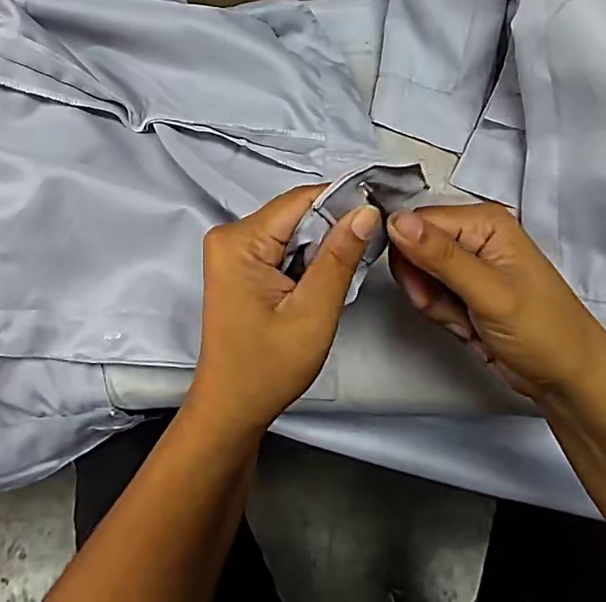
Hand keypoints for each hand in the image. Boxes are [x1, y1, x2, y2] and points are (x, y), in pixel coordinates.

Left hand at [185, 186, 377, 434]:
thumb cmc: (266, 368)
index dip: (340, 201)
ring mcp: (231, 249)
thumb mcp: (313, 313)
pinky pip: (279, 243)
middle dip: (331, 227)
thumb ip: (339, 258)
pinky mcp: (238, 263)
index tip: (376, 211)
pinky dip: (304, 256)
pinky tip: (318, 279)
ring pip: (290, 227)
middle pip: (294, 212)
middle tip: (364, 250)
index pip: (299, 200)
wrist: (231, 405)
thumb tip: (363, 213)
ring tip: (341, 271)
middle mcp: (229, 235)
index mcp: (239, 241)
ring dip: (319, 244)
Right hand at [387, 203, 605, 403]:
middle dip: (423, 283)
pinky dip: (440, 313)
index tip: (426, 286)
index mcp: (484, 221)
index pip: (416, 222)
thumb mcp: (490, 292)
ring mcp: (468, 262)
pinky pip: (427, 292)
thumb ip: (440, 255)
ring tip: (467, 318)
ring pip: (416, 273)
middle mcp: (474, 235)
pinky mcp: (462, 287)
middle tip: (452, 305)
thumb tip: (397, 221)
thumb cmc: (548, 334)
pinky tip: (468, 324)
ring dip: (433, 302)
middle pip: (412, 247)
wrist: (569, 381)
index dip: (410, 254)